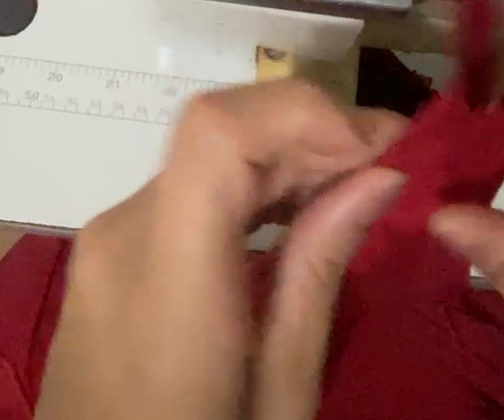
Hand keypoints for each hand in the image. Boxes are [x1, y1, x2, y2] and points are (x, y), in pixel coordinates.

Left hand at [37, 79, 407, 419]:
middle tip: (395, 164)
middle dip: (315, 132)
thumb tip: (381, 175)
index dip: (302, 113)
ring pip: (209, 151)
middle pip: (222, 131)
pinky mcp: (114, 249)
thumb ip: (319, 274)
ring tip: (361, 184)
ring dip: (289, 153)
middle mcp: (123, 229)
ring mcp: (109, 235)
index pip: (217, 130)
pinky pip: (191, 188)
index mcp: (162, 276)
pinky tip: (301, 210)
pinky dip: (253, 183)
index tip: (381, 147)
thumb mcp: (277, 401)